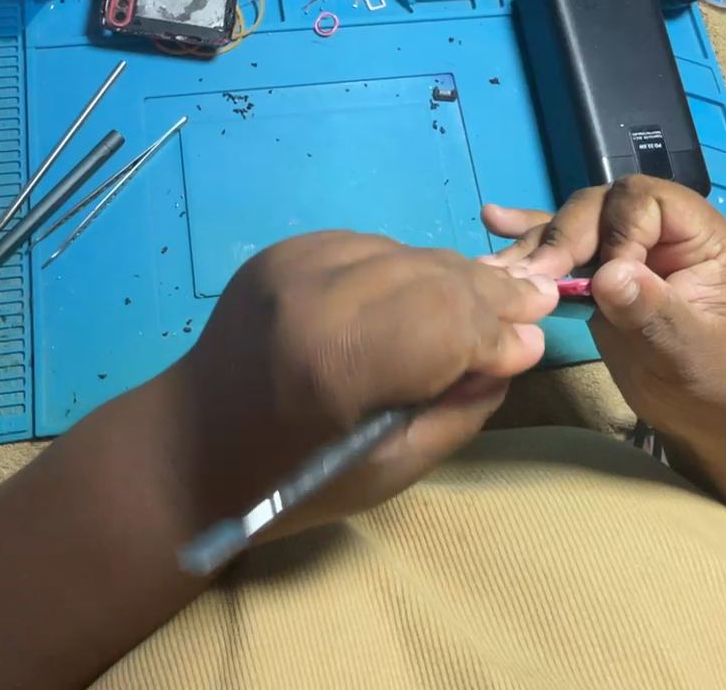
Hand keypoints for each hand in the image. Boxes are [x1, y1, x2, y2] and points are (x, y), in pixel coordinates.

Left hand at [168, 231, 555, 542]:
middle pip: (430, 273)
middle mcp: (312, 292)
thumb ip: (460, 406)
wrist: (191, 443)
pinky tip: (420, 288)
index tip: (534, 338)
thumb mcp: (391, 469)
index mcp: (335, 359)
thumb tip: (518, 348)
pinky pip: (367, 246)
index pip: (447, 320)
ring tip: (489, 291)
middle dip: (488, 291)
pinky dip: (403, 266)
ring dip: (449, 274)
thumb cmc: (292, 479)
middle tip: (532, 298)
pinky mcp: (282, 250)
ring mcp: (291, 262)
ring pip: (403, 251)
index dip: (497, 329)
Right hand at [481, 176, 725, 468]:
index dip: (617, 231)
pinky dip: (529, 237)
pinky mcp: (597, 276)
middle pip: (599, 206)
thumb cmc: (721, 386)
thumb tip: (608, 274)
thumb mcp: (693, 355)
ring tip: (497, 269)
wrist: (714, 423)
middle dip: (563, 237)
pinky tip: (492, 219)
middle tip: (532, 278)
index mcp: (700, 237)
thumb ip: (653, 312)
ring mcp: (626, 252)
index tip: (605, 282)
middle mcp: (659, 234)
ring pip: (572, 226)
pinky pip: (563, 249)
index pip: (645, 201)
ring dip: (534, 245)